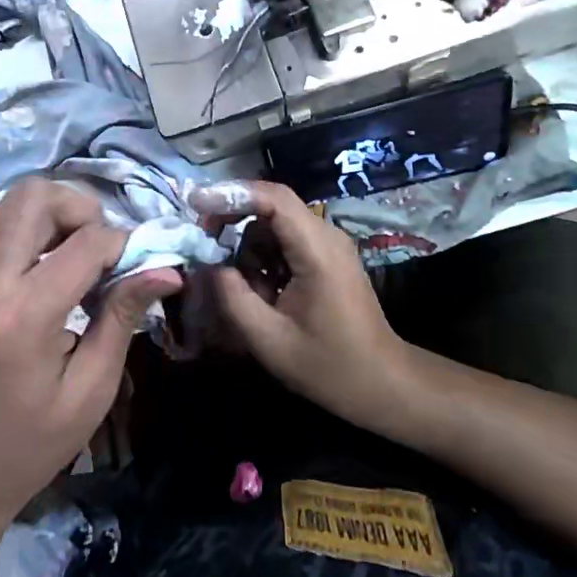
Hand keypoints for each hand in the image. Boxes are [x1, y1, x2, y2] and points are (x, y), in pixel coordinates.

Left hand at [0, 178, 180, 527]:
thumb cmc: (33, 443)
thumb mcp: (92, 388)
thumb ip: (124, 316)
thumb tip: (168, 270)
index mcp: (23, 315)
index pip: (86, 242)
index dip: (125, 245)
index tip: (140, 268)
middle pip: (36, 197)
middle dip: (83, 209)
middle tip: (104, 249)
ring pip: (11, 201)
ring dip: (54, 213)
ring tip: (79, 254)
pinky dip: (29, 226)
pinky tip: (50, 263)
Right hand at [201, 182, 411, 422]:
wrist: (380, 382)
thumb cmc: (328, 367)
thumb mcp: (269, 340)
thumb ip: (233, 298)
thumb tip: (210, 265)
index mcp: (317, 251)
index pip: (274, 198)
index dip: (232, 194)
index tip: (195, 205)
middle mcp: (327, 236)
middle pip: (272, 206)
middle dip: (233, 220)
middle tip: (205, 247)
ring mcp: (330, 246)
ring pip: (276, 225)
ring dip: (249, 246)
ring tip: (241, 287)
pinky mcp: (327, 258)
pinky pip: (287, 241)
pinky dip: (265, 257)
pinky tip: (260, 291)